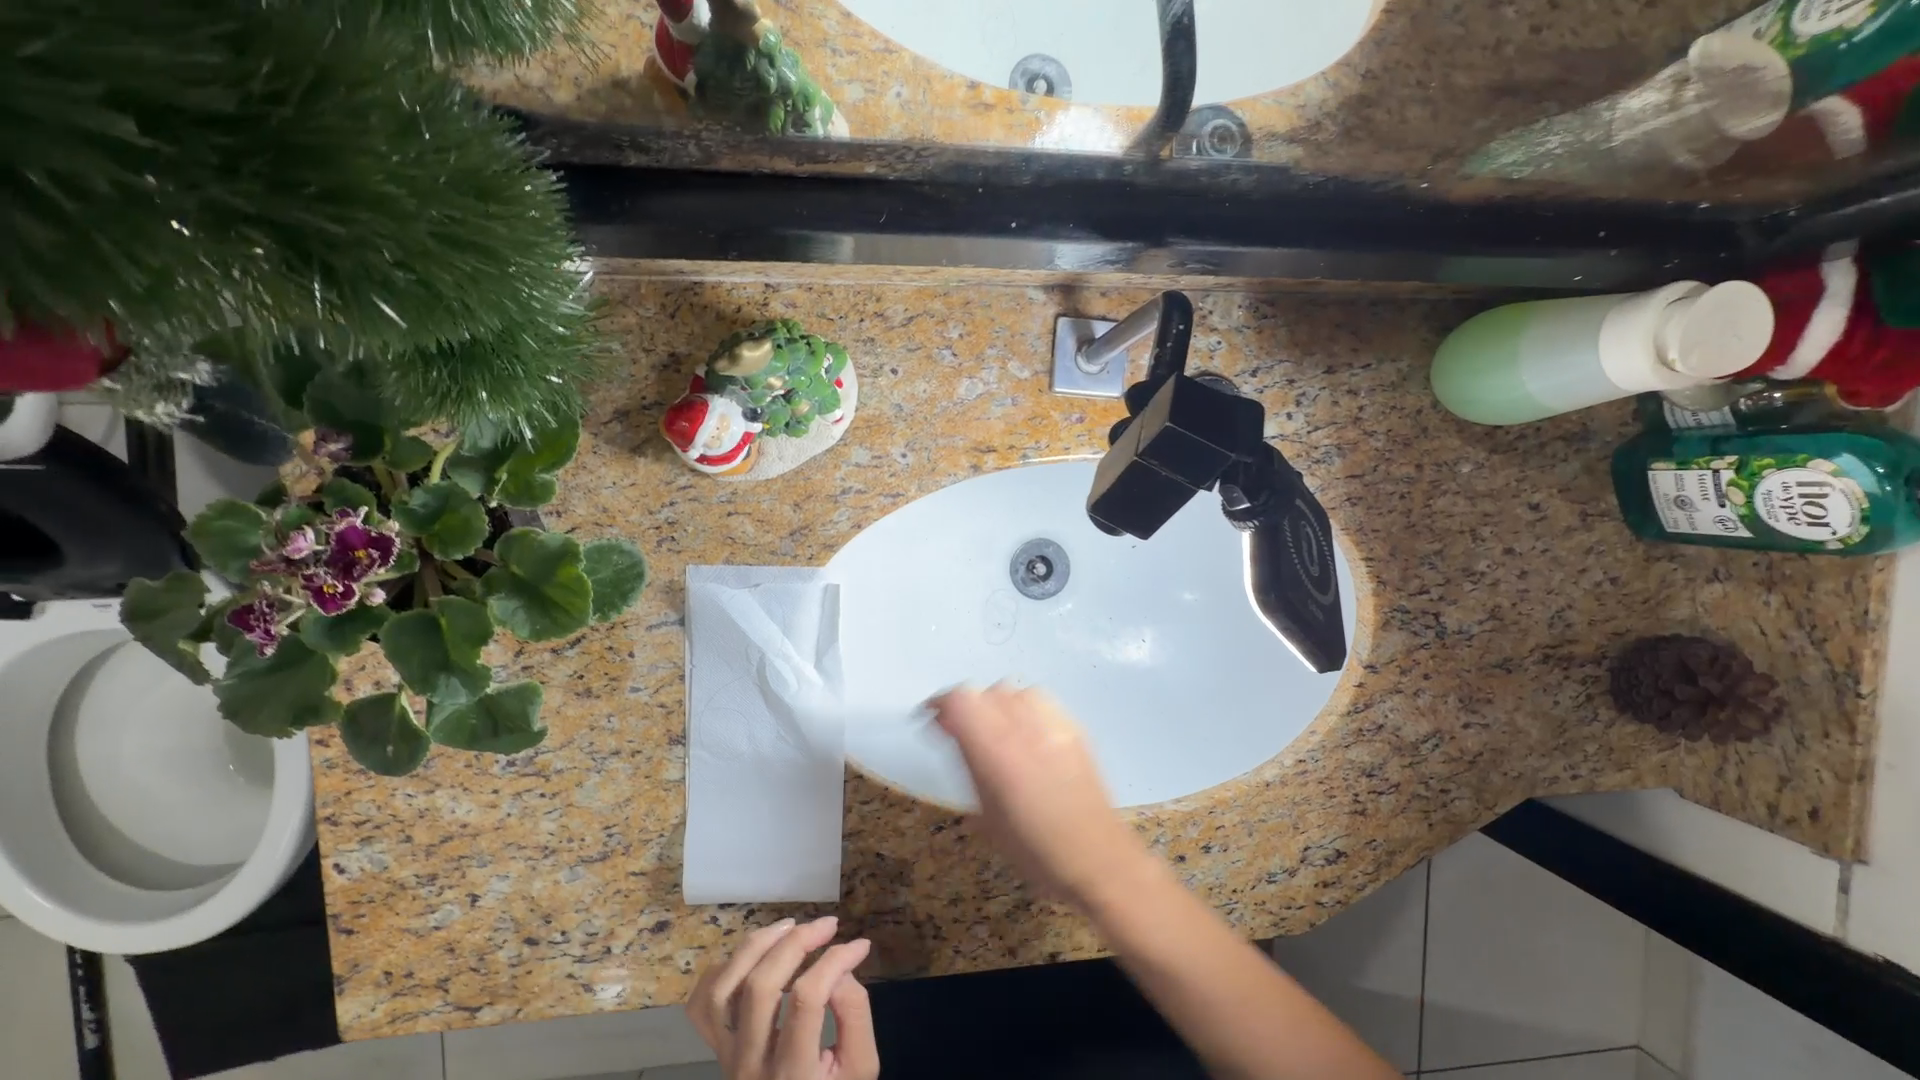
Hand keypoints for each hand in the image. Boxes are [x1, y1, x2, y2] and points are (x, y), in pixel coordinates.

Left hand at [687, 916, 877, 1079]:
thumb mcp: (860, 1068)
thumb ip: (856, 1015)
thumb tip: (841, 967)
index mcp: (794, 1075)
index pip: (806, 1000)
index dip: (834, 961)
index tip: (859, 945)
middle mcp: (751, 1065)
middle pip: (760, 988)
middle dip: (795, 944)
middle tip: (828, 925)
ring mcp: (727, 1057)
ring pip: (723, 989)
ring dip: (756, 947)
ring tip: (790, 926)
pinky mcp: (716, 1050)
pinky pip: (703, 1004)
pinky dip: (723, 969)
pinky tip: (754, 955)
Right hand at [930, 685, 1150, 908]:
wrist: (1098, 860)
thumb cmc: (1034, 850)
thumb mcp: (986, 815)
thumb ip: (969, 766)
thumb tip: (953, 736)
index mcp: (998, 751)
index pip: (960, 700)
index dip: (940, 705)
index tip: (932, 722)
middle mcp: (1027, 728)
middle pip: (985, 691)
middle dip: (966, 707)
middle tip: (957, 732)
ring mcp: (1055, 725)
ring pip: (1014, 691)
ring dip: (996, 704)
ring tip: (992, 731)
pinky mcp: (1076, 729)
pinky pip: (1041, 701)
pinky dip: (1023, 708)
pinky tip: (1023, 734)